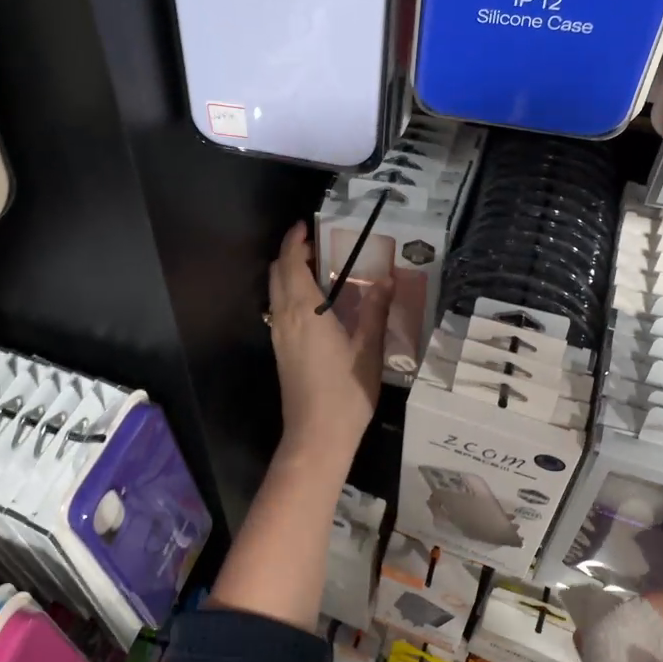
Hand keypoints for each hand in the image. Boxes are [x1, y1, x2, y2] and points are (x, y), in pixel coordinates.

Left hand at [267, 222, 391, 454]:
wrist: (316, 436)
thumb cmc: (345, 392)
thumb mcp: (369, 350)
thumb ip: (376, 311)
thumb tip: (387, 278)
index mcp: (303, 310)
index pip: (289, 263)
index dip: (294, 241)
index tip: (306, 225)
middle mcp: (284, 317)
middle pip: (276, 274)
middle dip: (290, 253)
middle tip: (317, 244)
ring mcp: (278, 335)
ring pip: (275, 292)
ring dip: (289, 274)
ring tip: (319, 269)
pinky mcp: (280, 351)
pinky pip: (279, 309)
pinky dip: (291, 294)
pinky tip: (316, 303)